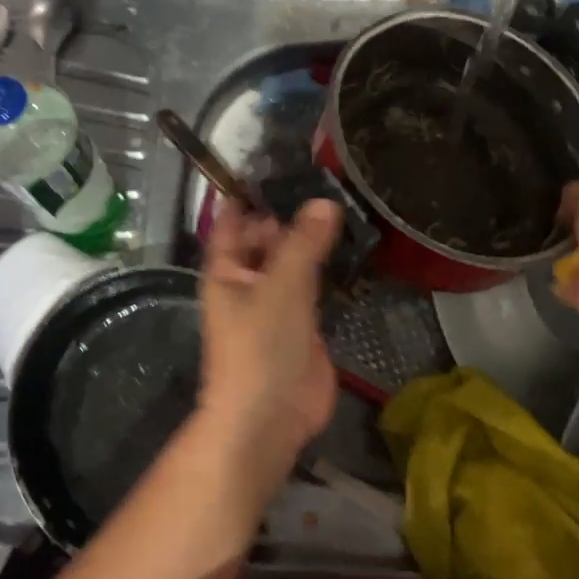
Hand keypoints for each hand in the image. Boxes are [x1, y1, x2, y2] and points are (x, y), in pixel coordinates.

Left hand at [196, 199, 341, 476]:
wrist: (269, 417)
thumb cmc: (260, 346)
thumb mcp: (281, 286)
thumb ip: (303, 242)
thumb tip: (324, 201)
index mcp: (226, 269)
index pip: (232, 219)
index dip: (249, 192)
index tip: (278, 161)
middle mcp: (248, 280)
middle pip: (266, 237)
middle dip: (290, 212)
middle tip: (327, 176)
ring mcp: (276, 302)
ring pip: (293, 260)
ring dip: (313, 239)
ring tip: (346, 199)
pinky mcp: (303, 323)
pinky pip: (314, 285)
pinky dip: (328, 266)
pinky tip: (352, 244)